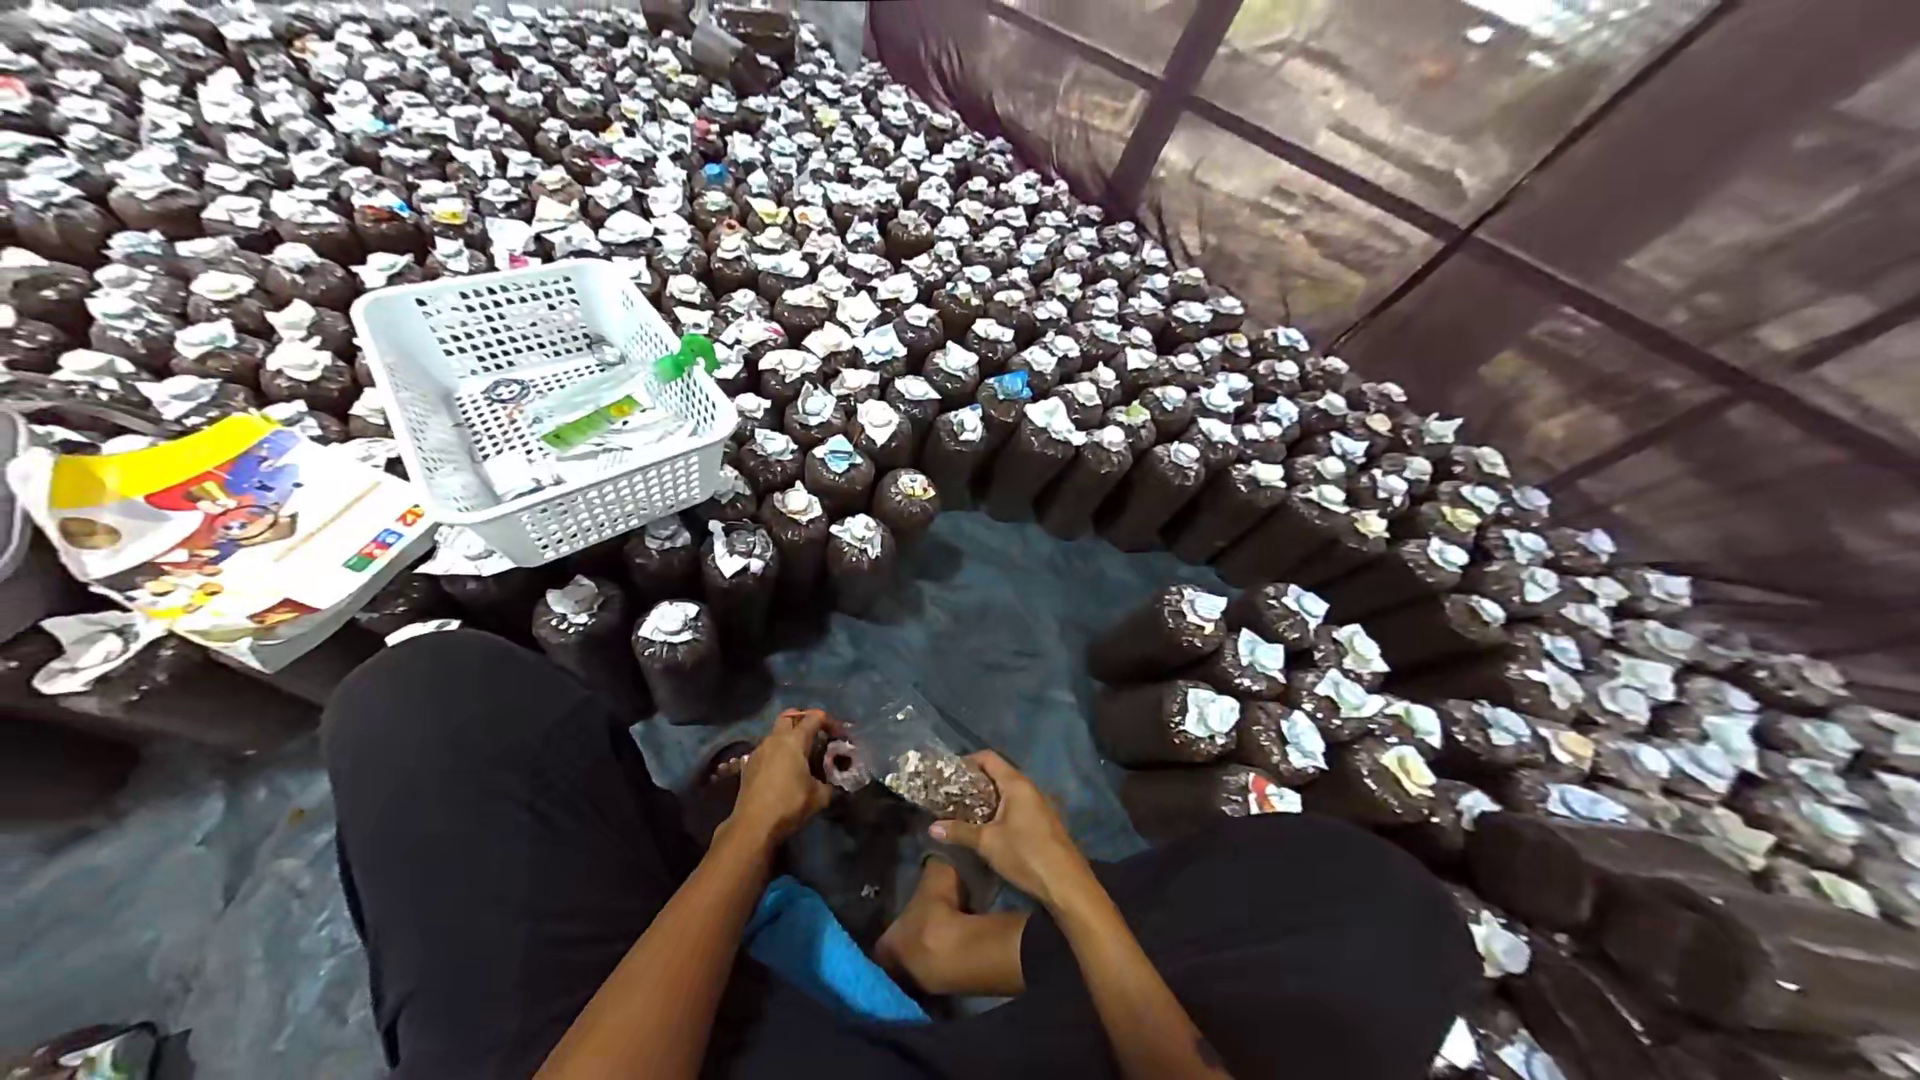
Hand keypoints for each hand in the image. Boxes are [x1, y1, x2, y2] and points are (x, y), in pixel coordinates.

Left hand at [729, 709, 837, 844]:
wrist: (753, 826)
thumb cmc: (789, 804)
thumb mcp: (819, 796)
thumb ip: (829, 784)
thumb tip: (831, 783)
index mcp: (794, 740)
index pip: (814, 717)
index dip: (829, 722)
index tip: (838, 735)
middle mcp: (774, 739)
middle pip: (789, 716)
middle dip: (804, 720)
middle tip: (816, 736)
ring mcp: (758, 751)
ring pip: (776, 733)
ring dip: (789, 738)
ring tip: (801, 756)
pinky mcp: (748, 765)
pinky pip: (767, 750)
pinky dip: (778, 752)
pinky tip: (784, 771)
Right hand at [929, 751, 1094, 910]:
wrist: (1066, 883)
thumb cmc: (1026, 855)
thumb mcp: (988, 843)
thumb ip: (959, 832)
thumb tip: (931, 828)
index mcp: (1017, 784)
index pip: (989, 758)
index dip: (967, 761)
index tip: (949, 775)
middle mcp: (1029, 787)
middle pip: (998, 773)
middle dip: (974, 782)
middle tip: (952, 795)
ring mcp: (1039, 803)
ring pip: (1008, 791)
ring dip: (987, 797)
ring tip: (965, 811)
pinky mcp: (1043, 820)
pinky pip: (1017, 804)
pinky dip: (1000, 808)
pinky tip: (988, 826)